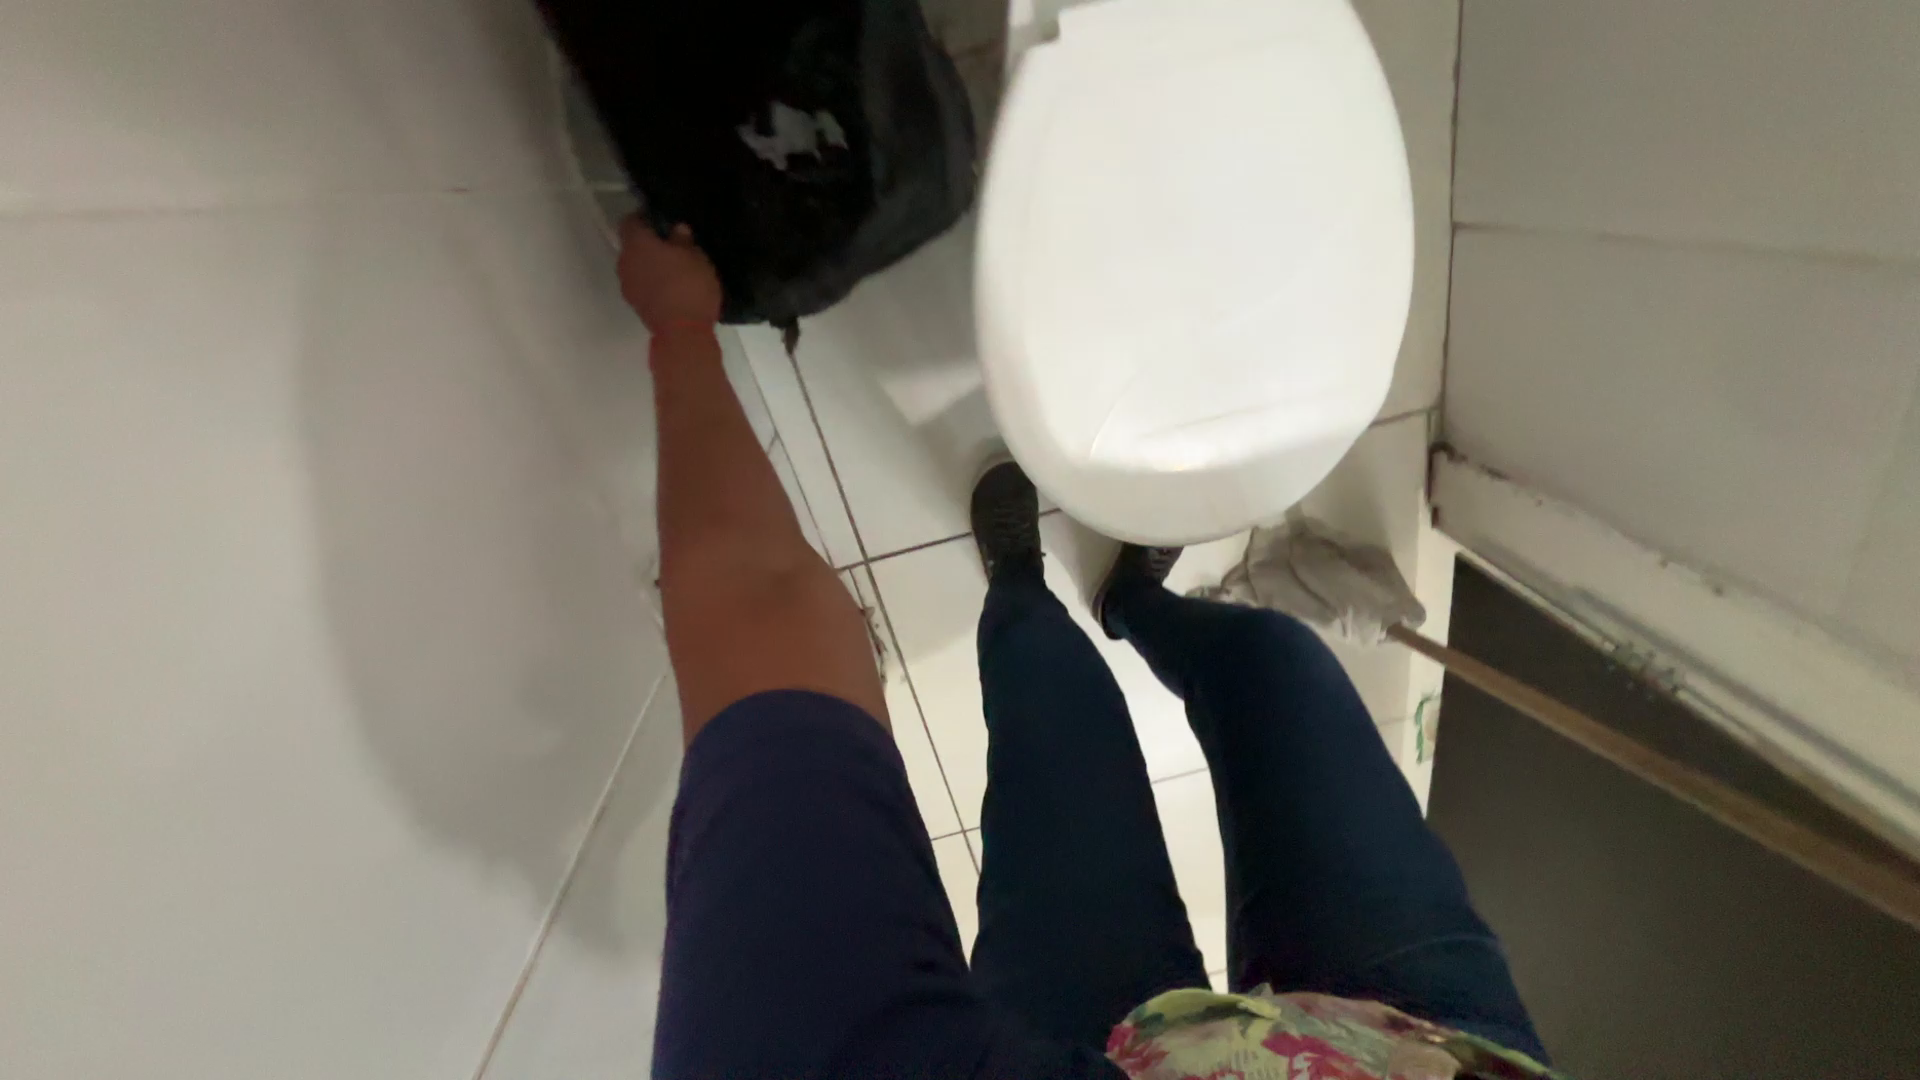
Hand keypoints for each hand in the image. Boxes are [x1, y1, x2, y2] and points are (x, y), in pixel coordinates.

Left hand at [617, 216, 722, 334]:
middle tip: (672, 249)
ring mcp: (627, 286)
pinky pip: (642, 287)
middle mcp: (625, 261)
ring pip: (636, 268)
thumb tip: (677, 230)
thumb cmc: (690, 286)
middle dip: (649, 246)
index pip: (631, 221)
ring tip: (673, 273)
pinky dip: (653, 286)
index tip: (663, 224)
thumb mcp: (697, 257)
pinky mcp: (636, 307)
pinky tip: (672, 291)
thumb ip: (684, 240)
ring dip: (650, 268)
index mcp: (636, 242)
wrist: (682, 333)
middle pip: (632, 246)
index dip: (646, 219)